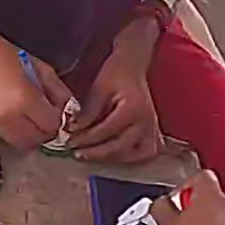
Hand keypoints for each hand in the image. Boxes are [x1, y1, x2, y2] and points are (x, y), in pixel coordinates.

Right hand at [0, 36, 73, 148]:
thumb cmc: (8, 55)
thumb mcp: (42, 69)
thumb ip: (60, 92)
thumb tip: (71, 111)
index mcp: (24, 99)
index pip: (51, 124)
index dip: (60, 121)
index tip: (61, 112)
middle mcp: (8, 116)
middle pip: (38, 139)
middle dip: (48, 131)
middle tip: (50, 118)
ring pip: (23, 143)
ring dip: (34, 136)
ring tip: (35, 119)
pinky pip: (10, 137)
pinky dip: (20, 133)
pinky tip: (20, 117)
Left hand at [69, 46, 161, 162]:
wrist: (132, 67)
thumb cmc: (115, 75)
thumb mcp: (98, 90)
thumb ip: (88, 112)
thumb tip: (74, 131)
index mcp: (133, 108)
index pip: (107, 130)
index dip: (86, 138)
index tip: (70, 142)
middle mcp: (147, 121)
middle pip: (120, 146)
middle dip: (95, 152)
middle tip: (76, 153)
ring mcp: (153, 129)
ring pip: (132, 154)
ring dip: (110, 158)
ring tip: (89, 155)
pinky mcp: (154, 133)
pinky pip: (143, 153)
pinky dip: (128, 158)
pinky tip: (110, 156)